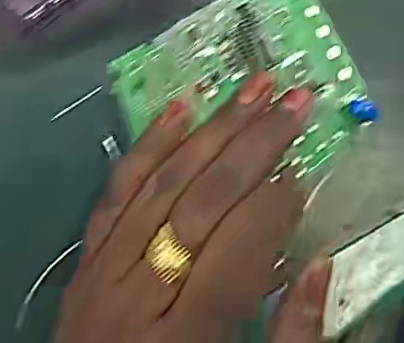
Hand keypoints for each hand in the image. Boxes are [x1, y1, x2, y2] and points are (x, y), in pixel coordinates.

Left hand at [55, 73, 330, 342]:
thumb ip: (290, 341)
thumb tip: (321, 264)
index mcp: (183, 340)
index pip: (237, 247)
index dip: (276, 205)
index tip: (306, 175)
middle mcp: (135, 301)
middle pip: (204, 200)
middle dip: (258, 143)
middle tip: (298, 100)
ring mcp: (101, 277)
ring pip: (165, 182)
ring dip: (216, 126)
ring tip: (256, 86)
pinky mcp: (82, 266)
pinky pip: (116, 194)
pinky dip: (149, 146)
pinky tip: (180, 107)